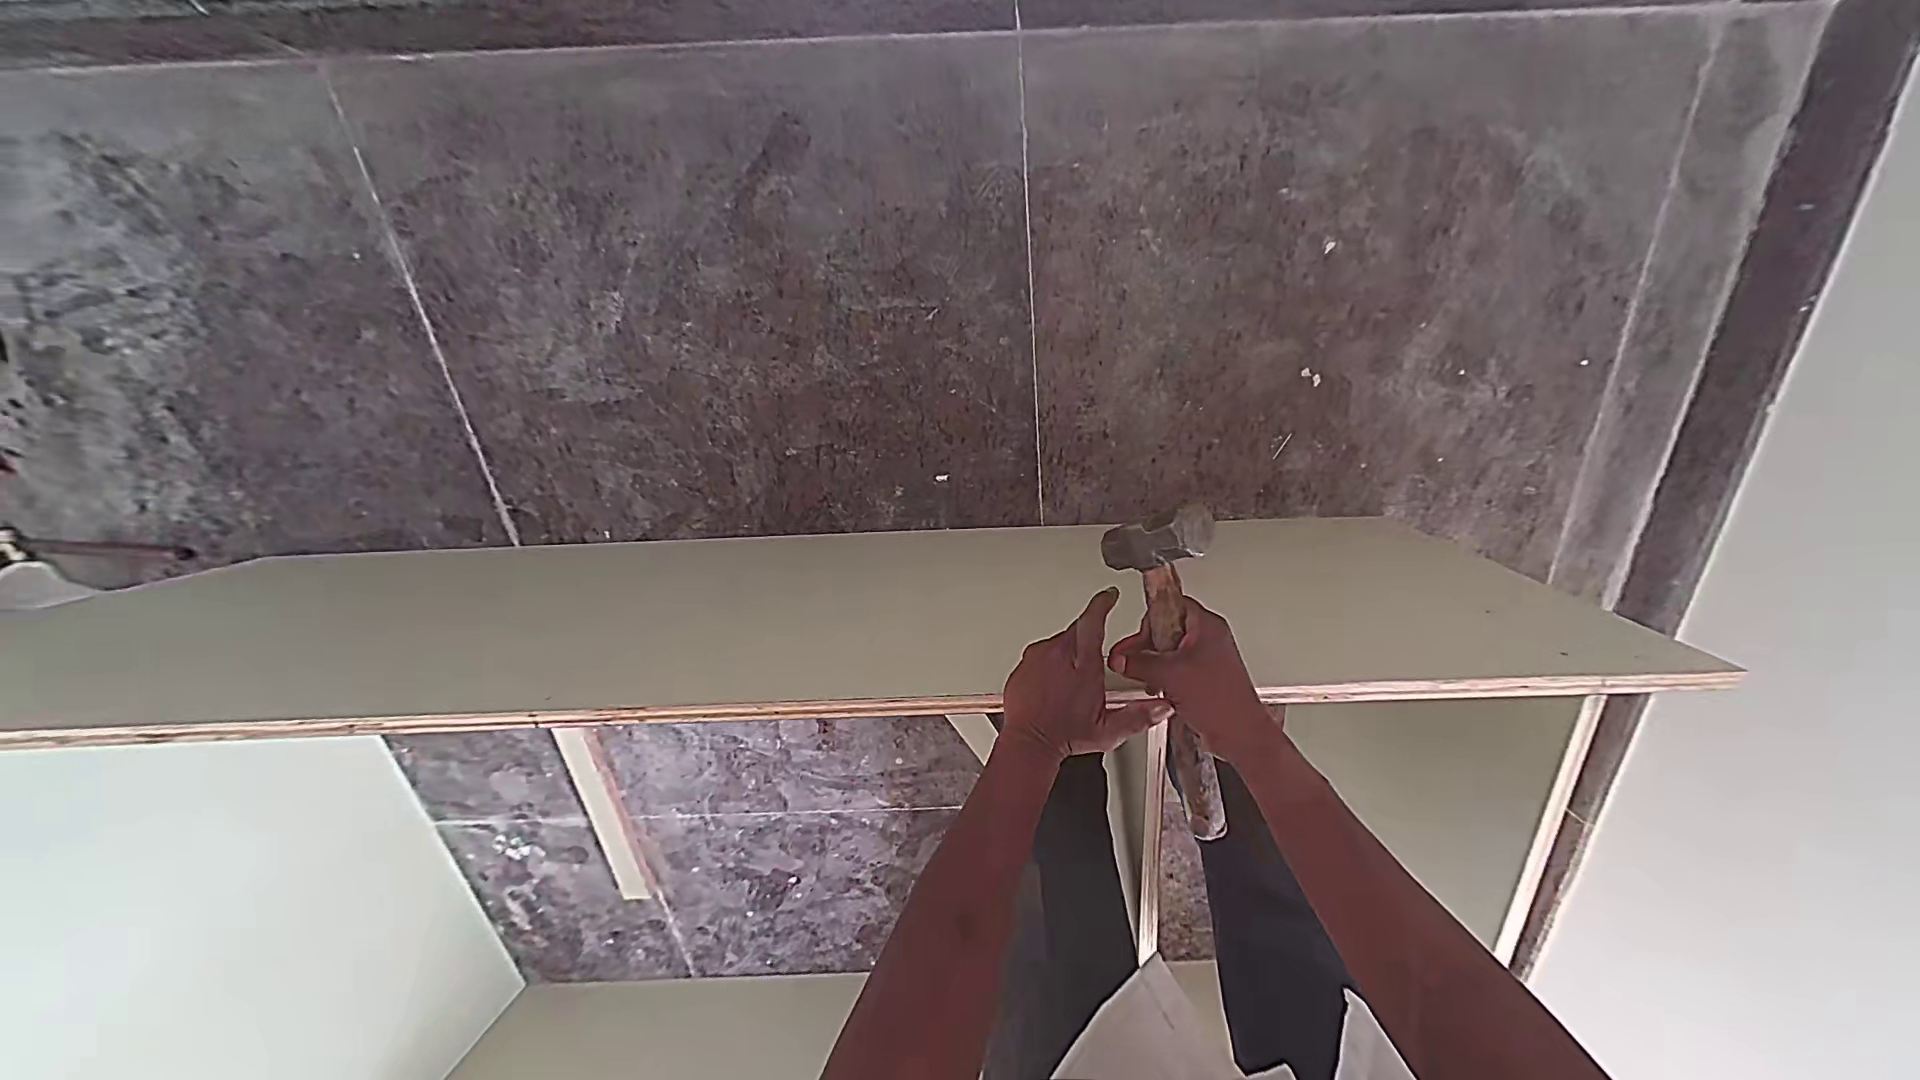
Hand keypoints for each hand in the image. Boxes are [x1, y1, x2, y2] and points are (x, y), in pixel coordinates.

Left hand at [1001, 588, 1172, 762]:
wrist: (1028, 743)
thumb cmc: (1063, 736)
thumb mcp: (1108, 731)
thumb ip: (1137, 716)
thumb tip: (1160, 709)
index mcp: (1082, 664)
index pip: (1093, 622)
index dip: (1102, 604)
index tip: (1108, 595)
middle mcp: (1057, 655)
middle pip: (1076, 633)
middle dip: (1086, 642)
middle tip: (1089, 667)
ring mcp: (1036, 658)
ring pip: (1057, 645)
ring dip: (1066, 657)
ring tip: (1068, 685)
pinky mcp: (1022, 666)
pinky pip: (1039, 657)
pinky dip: (1048, 666)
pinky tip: (1052, 687)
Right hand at [1107, 596, 1284, 766]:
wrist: (1240, 737)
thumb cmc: (1223, 703)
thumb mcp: (1170, 675)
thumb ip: (1139, 662)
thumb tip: (1121, 658)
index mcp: (1207, 626)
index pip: (1172, 603)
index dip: (1150, 617)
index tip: (1135, 630)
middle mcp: (1208, 638)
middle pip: (1167, 627)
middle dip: (1146, 645)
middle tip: (1134, 656)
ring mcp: (1206, 658)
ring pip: (1169, 649)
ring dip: (1153, 663)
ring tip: (1147, 675)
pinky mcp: (1203, 677)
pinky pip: (1175, 667)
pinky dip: (1162, 675)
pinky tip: (1158, 688)